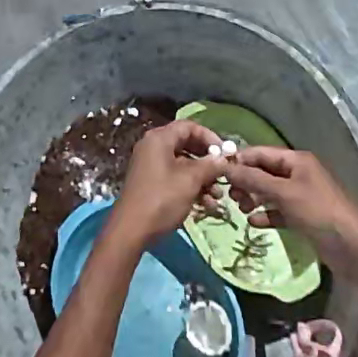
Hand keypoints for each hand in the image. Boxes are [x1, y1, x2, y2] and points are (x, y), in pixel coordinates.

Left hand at [110, 120, 227, 242]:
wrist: (131, 230)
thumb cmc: (162, 198)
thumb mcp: (190, 180)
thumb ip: (210, 165)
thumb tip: (224, 158)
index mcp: (159, 139)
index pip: (189, 126)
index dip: (210, 137)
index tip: (225, 152)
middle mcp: (153, 147)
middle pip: (187, 145)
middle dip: (208, 161)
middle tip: (224, 173)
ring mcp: (151, 165)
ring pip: (183, 164)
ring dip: (203, 178)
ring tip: (218, 196)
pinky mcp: (152, 183)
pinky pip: (176, 178)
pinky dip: (191, 187)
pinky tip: (206, 204)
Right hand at [222, 148, 357, 271]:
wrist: (352, 248)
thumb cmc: (318, 212)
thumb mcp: (283, 192)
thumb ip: (253, 179)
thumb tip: (226, 167)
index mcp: (296, 160)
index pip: (261, 153)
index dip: (240, 160)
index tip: (218, 171)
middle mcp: (298, 173)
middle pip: (264, 172)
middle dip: (245, 181)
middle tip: (229, 195)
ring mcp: (300, 195)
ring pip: (269, 191)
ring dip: (253, 198)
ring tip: (240, 208)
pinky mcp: (302, 216)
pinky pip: (278, 210)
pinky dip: (265, 214)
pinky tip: (253, 222)